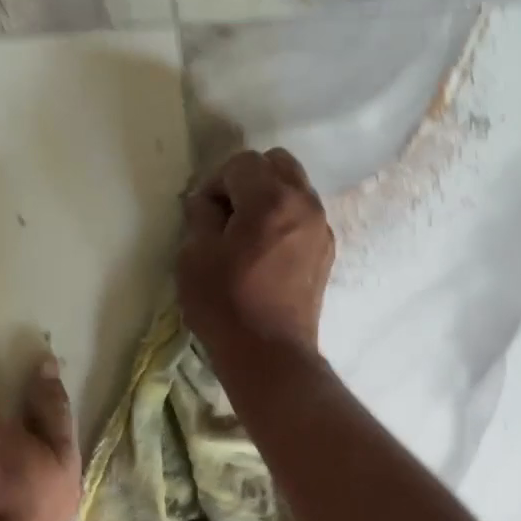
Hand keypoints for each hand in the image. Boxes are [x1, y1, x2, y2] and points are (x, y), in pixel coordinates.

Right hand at [176, 148, 335, 363]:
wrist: (270, 356)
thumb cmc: (226, 306)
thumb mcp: (194, 258)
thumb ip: (200, 218)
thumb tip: (207, 203)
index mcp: (271, 199)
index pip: (241, 164)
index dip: (215, 184)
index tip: (202, 215)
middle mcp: (304, 204)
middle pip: (277, 164)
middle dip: (248, 181)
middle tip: (226, 217)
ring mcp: (321, 229)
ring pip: (295, 189)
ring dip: (269, 200)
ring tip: (247, 236)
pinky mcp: (326, 254)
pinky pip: (304, 219)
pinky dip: (285, 222)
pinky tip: (266, 254)